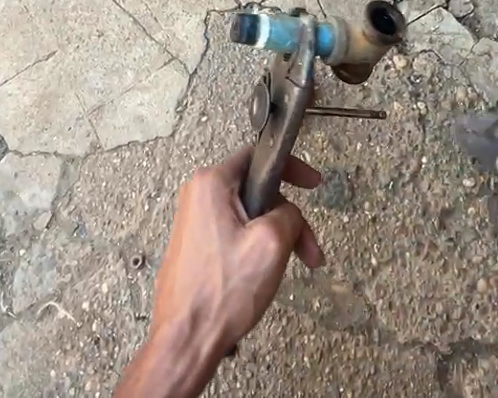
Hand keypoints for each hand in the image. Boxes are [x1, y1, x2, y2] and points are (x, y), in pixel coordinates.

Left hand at [115, 148, 324, 397]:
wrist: (186, 341)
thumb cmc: (221, 292)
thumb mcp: (271, 241)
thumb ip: (290, 213)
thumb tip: (288, 213)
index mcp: (211, 183)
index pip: (258, 156)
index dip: (292, 168)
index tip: (312, 182)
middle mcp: (199, 196)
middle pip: (258, 192)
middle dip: (288, 219)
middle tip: (308, 246)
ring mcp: (195, 222)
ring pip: (250, 218)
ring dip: (276, 240)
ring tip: (292, 268)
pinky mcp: (197, 247)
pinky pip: (235, 235)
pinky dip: (257, 250)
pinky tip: (265, 276)